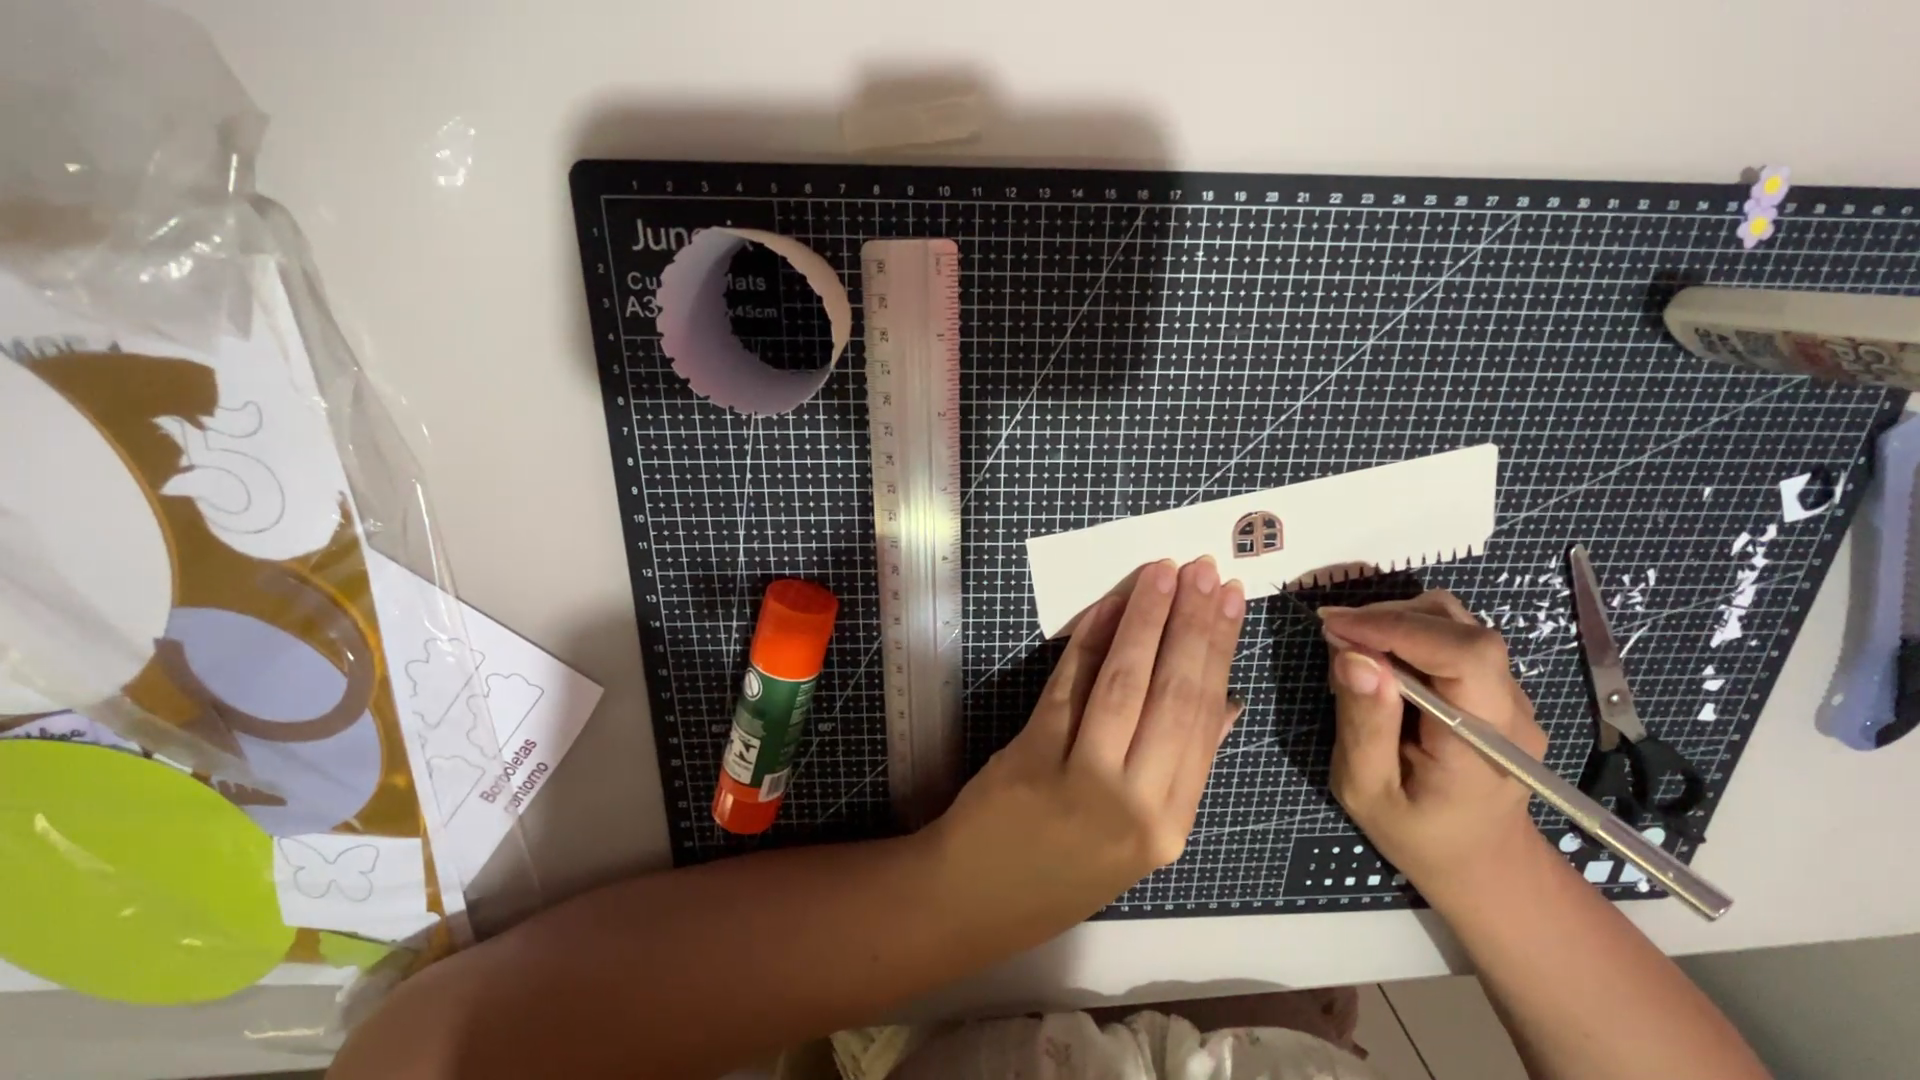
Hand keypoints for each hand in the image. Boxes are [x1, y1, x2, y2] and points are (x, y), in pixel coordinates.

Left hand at [929, 557, 1246, 937]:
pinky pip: (1069, 687)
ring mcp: (1083, 781)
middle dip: (1192, 624)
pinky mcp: (1032, 757)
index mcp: (1171, 825)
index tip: (1231, 601)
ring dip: (1146, 619)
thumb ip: (1184, 771)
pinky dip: (1087, 641)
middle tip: (1205, 569)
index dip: (1219, 651)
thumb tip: (1227, 704)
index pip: (1204, 719)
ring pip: (1126, 684)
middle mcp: (1138, 806)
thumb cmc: (1061, 871)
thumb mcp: (1139, 840)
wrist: (974, 901)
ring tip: (1163, 572)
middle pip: (1174, 694)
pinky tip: (1107, 605)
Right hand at [1318, 591, 1549, 906]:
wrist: (1481, 862)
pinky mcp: (1500, 690)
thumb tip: (1352, 655)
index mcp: (1484, 741)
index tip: (1333, 624)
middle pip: (1462, 630)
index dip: (1396, 627)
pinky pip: (1456, 641)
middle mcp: (1512, 709)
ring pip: (1460, 626)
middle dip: (1390, 619)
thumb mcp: (1368, 791)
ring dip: (1400, 622)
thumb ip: (1363, 725)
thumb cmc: (1418, 836)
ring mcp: (1513, 696)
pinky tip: (1382, 664)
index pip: (1462, 655)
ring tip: (1356, 649)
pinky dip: (1412, 635)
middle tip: (1335, 635)